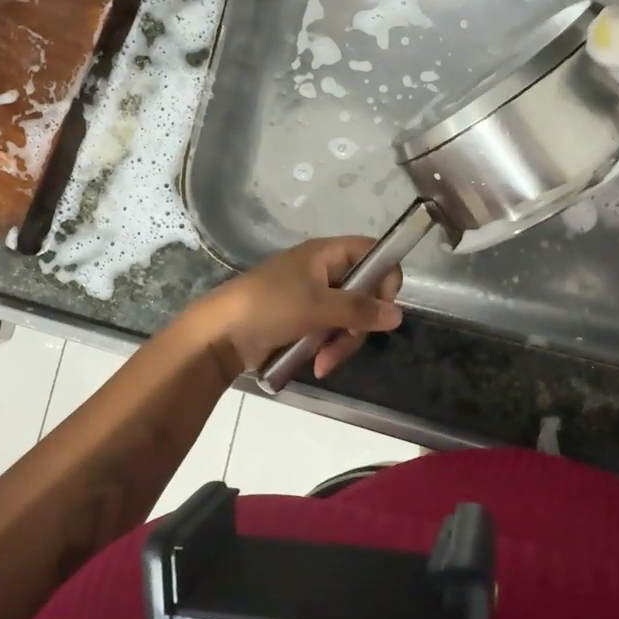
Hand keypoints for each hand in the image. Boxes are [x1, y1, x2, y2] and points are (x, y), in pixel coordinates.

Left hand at [189, 237, 403, 377]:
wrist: (221, 334)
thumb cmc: (269, 306)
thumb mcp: (317, 306)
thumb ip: (360, 310)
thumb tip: (397, 316)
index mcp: (325, 254)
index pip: (372, 253)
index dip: (384, 276)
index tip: (382, 306)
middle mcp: (322, 272)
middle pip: (364, 294)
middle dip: (358, 325)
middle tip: (346, 341)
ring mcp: (312, 299)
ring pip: (349, 320)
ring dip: (342, 344)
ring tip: (323, 362)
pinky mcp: (303, 324)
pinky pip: (330, 334)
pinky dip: (327, 350)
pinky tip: (316, 366)